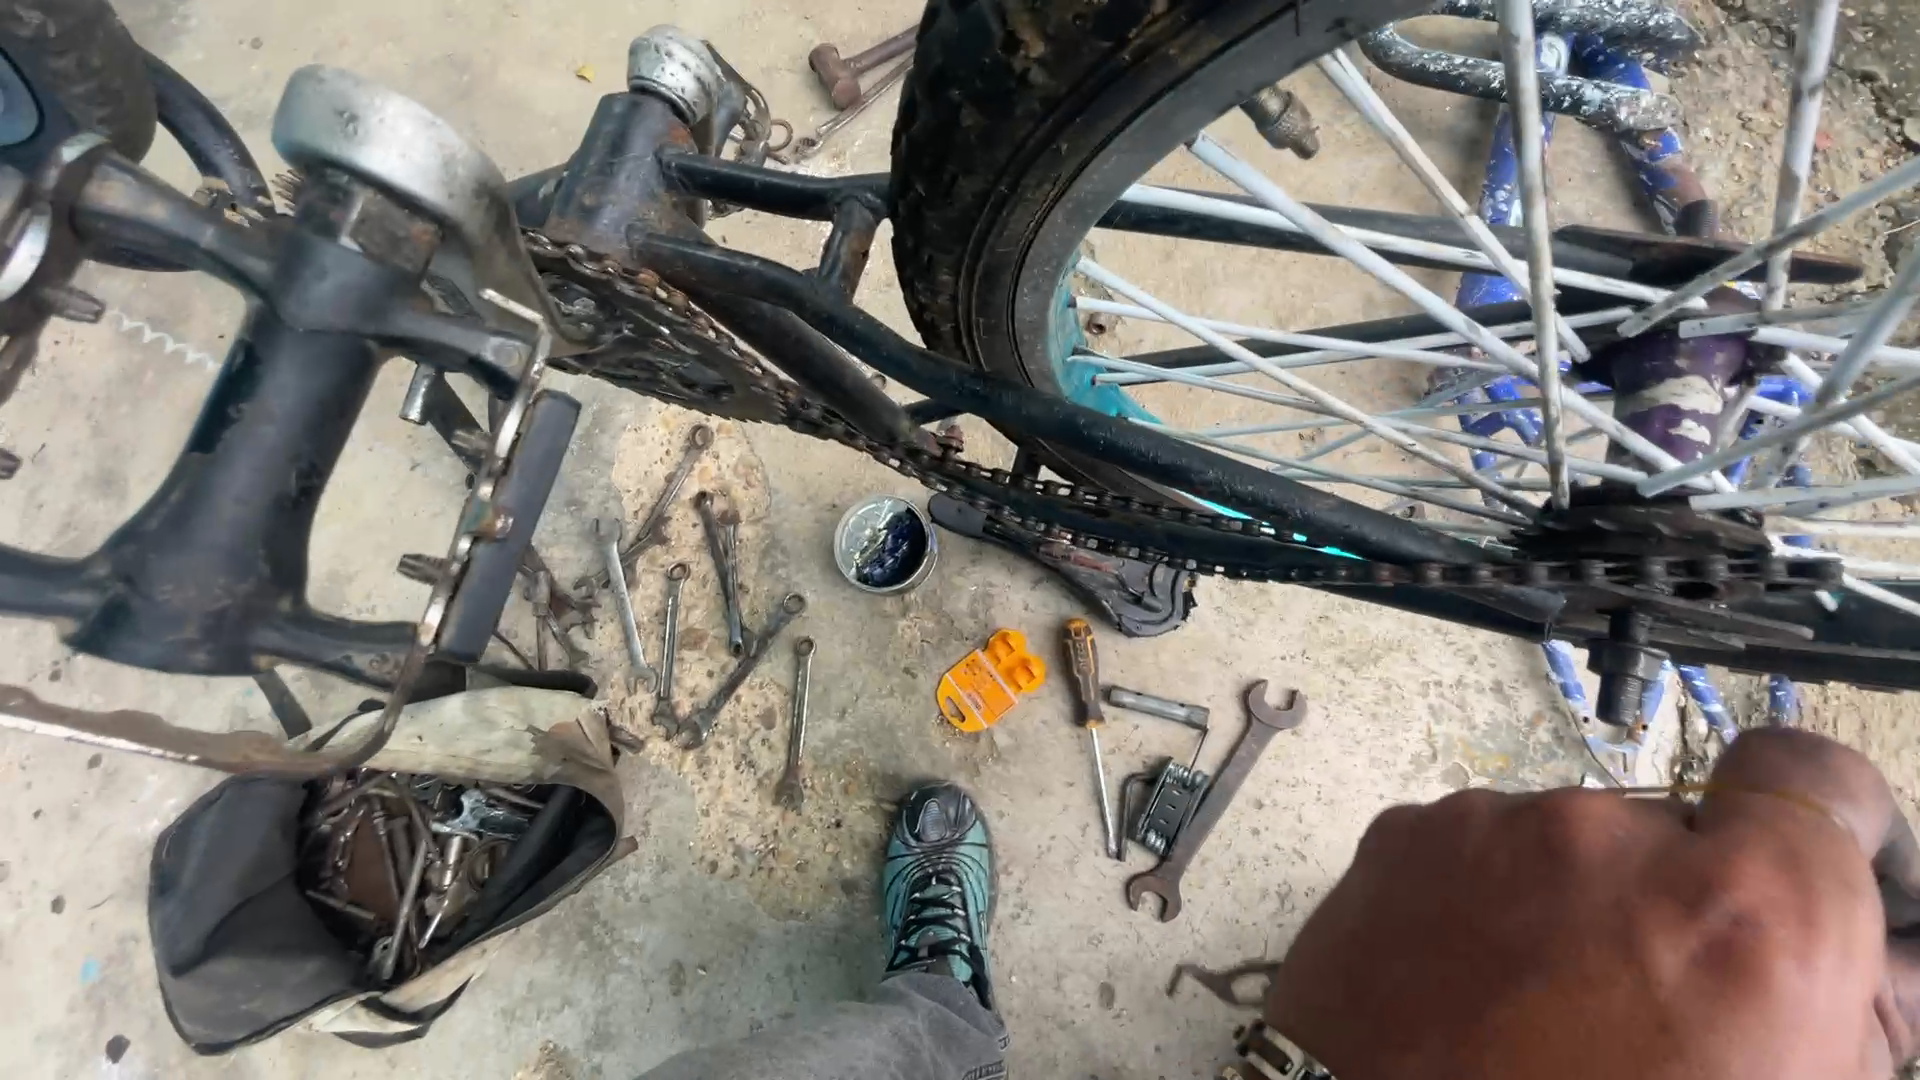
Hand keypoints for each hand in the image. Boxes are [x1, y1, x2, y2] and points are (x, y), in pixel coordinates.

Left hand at [1262, 728, 1919, 1078]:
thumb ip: (1851, 1006)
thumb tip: (1879, 937)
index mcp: (1738, 909)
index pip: (1807, 774)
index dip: (1816, 811)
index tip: (1797, 856)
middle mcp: (1601, 831)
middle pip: (1666, 827)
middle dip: (1670, 892)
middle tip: (1634, 982)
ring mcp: (1484, 818)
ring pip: (1561, 838)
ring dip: (1567, 891)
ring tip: (1531, 986)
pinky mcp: (1401, 825)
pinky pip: (1474, 841)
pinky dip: (1484, 884)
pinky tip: (1464, 961)